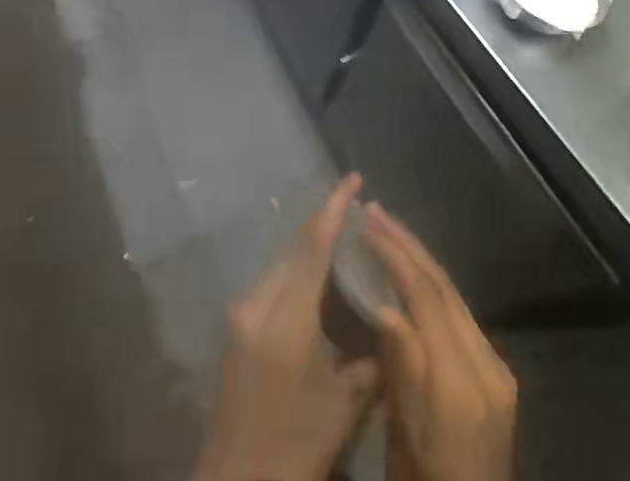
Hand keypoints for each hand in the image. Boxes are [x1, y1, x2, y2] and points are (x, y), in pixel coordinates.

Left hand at [193, 174, 381, 480]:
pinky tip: (317, 269)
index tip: (353, 179)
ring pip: (282, 261)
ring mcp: (242, 313)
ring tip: (343, 230)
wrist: (236, 480)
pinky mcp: (237, 325)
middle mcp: (257, 303)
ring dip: (310, 243)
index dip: (335, 209)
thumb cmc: (296, 442)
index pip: (313, 247)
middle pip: (295, 247)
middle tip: (357, 205)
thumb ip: (372, 356)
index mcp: (285, 318)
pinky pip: (273, 278)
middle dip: (324, 220)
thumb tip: (392, 321)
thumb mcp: (344, 402)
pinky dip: (297, 265)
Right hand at [365, 202, 517, 480]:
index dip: (397, 256)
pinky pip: (460, 314)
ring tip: (389, 230)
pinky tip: (411, 272)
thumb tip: (385, 306)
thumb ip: (402, 366)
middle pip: (445, 289)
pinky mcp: (495, 370)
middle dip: (409, 245)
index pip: (427, 300)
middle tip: (376, 211)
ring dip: (420, 259)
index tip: (369, 224)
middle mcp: (487, 364)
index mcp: (461, 382)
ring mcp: (496, 365)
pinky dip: (432, 286)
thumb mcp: (404, 434)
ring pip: (455, 297)